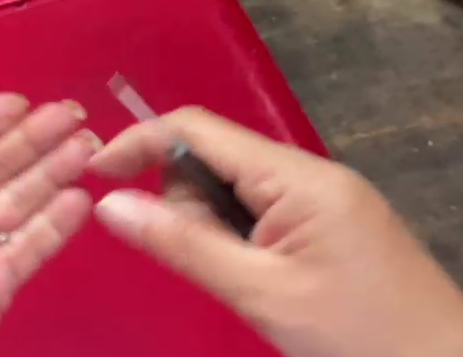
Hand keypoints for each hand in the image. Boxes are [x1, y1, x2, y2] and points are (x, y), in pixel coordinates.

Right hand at [90, 108, 462, 356]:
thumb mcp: (263, 295)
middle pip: (210, 156)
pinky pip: (260, 208)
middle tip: (201, 257)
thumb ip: (180, 242)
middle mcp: (312, 174)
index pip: (193, 128)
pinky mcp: (336, 227)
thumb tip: (103, 202)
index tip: (96, 173)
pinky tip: (255, 274)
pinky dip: (239, 234)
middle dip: (185, 199)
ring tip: (238, 277)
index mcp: (298, 177)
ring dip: (213, 223)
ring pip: (231, 185)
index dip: (137, 142)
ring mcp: (328, 200)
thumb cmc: (366, 343)